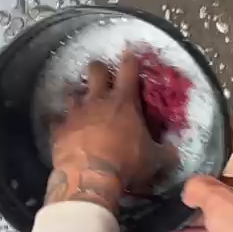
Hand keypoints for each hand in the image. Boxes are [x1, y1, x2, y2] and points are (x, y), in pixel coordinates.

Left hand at [47, 54, 178, 212]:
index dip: (130, 59)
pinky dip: (61, 125)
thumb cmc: (127, 164)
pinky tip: (63, 130)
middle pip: (95, 71)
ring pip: (72, 94)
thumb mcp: (154, 160)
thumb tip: (175, 153)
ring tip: (80, 105)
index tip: (129, 52)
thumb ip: (165, 152)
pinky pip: (57, 121)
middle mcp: (97, 101)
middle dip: (99, 69)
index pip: (128, 70)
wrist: (91, 179)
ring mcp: (75, 113)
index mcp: (124, 102)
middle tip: (101, 74)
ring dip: (77, 98)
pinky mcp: (59, 129)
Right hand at [175, 127, 232, 231]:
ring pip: (225, 203)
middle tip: (172, 167)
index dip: (216, 130)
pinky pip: (226, 227)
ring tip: (169, 204)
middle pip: (228, 172)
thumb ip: (198, 187)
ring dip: (199, 208)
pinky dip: (206, 231)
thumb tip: (190, 189)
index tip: (192, 125)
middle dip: (200, 175)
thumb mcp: (219, 203)